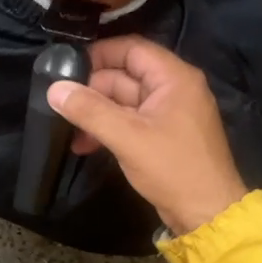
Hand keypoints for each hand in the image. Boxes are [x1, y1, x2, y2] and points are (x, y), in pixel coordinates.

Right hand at [49, 36, 248, 235]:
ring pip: (123, 101)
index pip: (131, 49)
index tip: (66, 67)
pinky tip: (85, 145)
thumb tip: (54, 89)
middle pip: (124, 76)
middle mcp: (173, 89)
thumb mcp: (127, 137)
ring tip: (68, 131)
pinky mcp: (162, 136)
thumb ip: (90, 111)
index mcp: (174, 78)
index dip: (98, 54)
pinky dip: (108, 129)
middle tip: (61, 105)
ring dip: (96, 113)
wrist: (206, 214)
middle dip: (92, 90)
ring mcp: (168, 113)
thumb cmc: (173, 169)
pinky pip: (129, 122)